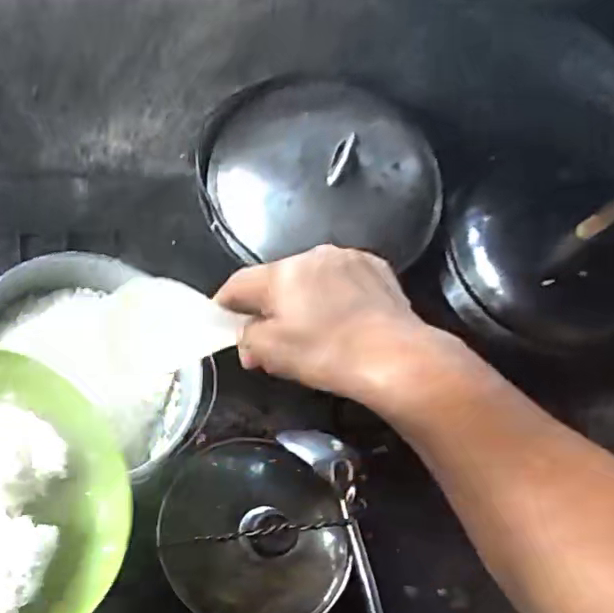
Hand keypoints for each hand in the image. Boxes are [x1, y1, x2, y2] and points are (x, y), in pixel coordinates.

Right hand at [214, 245, 475, 412]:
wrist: (393, 356)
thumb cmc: (323, 353)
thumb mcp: (268, 351)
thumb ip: (246, 337)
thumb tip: (247, 333)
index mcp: (281, 273)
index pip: (236, 284)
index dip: (222, 306)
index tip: (220, 325)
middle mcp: (312, 256)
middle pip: (273, 282)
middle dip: (264, 310)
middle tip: (263, 345)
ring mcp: (348, 259)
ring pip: (306, 281)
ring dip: (297, 304)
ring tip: (303, 336)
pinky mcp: (376, 269)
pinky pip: (337, 282)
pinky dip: (327, 300)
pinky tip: (335, 325)